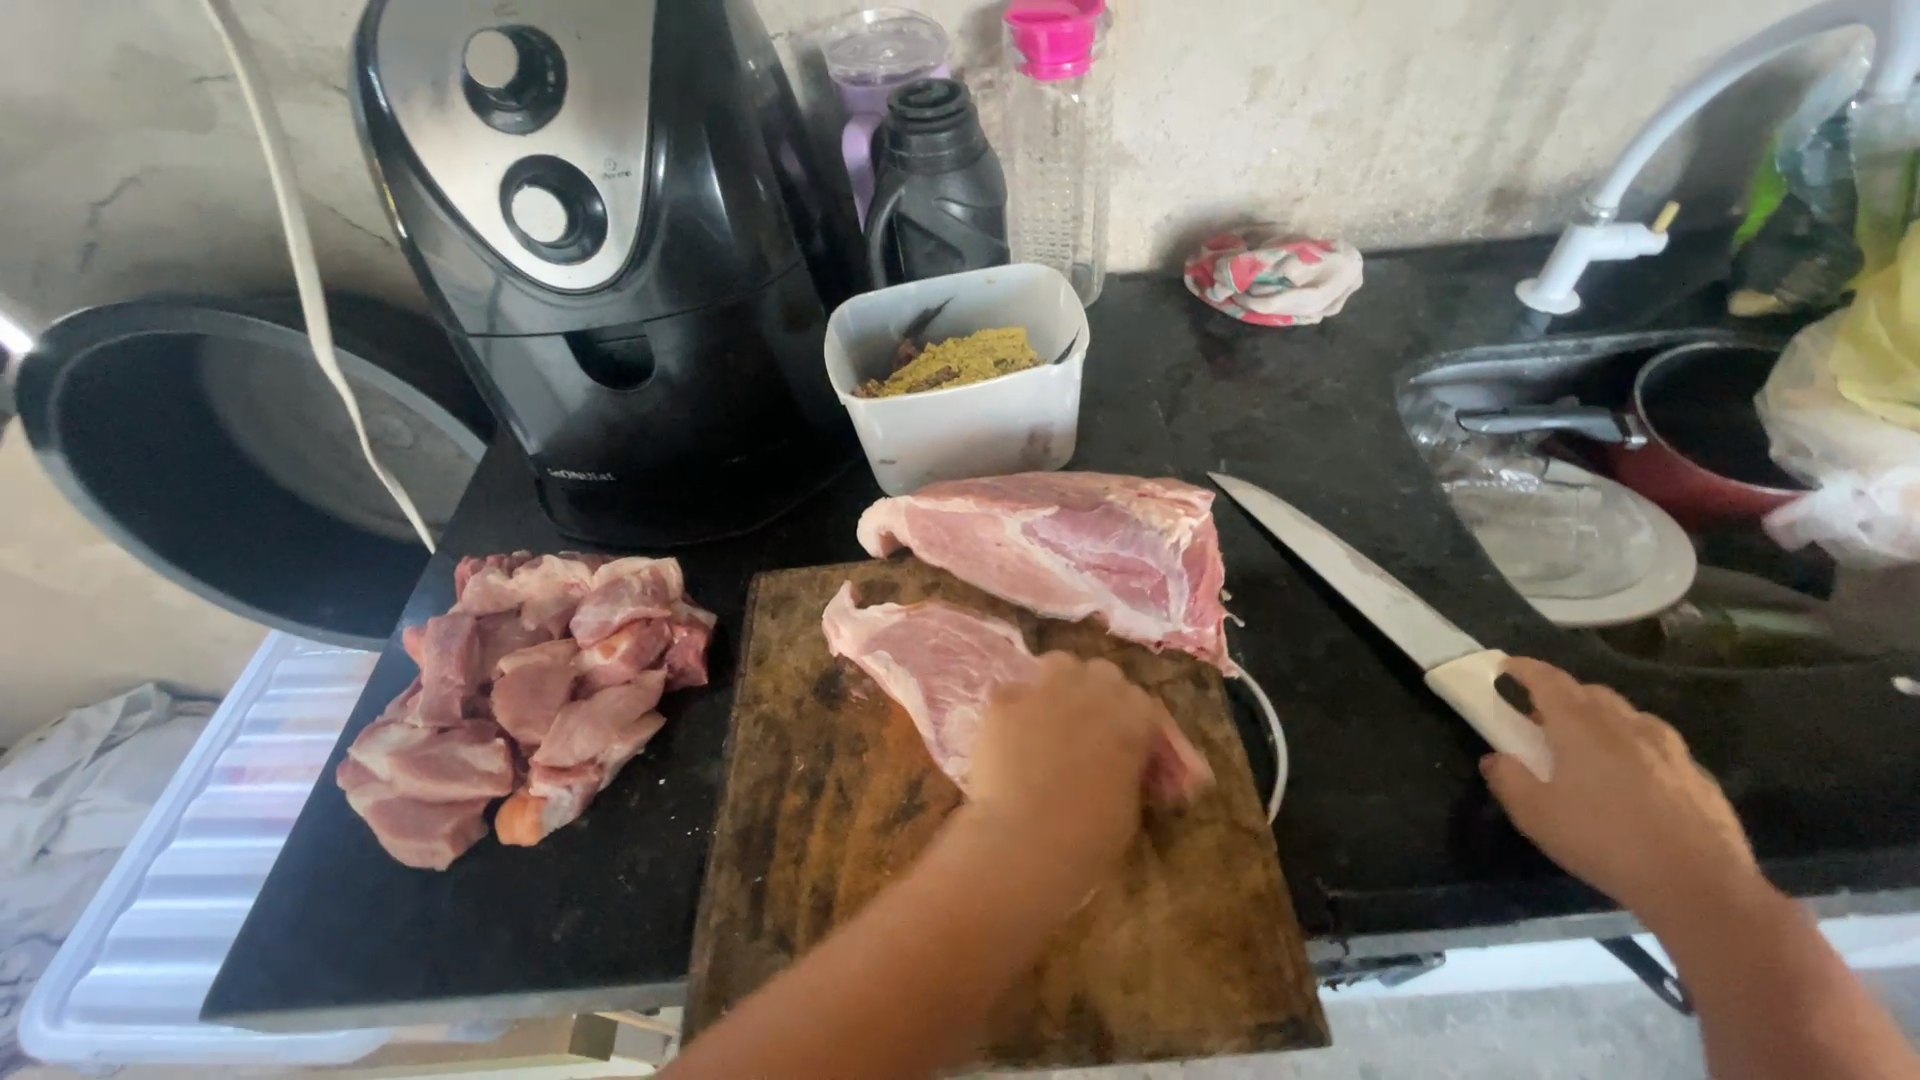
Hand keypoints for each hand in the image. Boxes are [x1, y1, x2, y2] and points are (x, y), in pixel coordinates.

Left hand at [962, 653, 1165, 887]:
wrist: (1024, 841)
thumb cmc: (1089, 836)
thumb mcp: (1130, 804)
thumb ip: (1130, 767)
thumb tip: (1124, 764)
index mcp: (1132, 718)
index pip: (1143, 704)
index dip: (1134, 724)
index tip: (1128, 745)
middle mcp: (1091, 692)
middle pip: (1103, 673)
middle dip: (1100, 694)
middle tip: (1091, 726)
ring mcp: (1044, 691)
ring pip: (1059, 664)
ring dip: (1061, 684)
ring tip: (1053, 714)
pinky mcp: (1003, 701)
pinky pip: (1012, 692)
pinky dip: (1015, 708)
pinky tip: (1011, 733)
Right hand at [1482, 658, 1765, 928]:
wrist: (1700, 886)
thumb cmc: (1604, 841)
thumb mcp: (1534, 814)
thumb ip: (1508, 778)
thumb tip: (1497, 758)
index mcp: (1582, 727)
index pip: (1549, 681)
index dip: (1524, 669)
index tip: (1505, 667)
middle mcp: (1627, 726)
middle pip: (1590, 693)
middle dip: (1561, 695)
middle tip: (1540, 718)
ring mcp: (1670, 750)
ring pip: (1628, 716)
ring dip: (1601, 719)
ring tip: (1587, 745)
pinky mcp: (1698, 777)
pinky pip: (1657, 747)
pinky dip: (1634, 747)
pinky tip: (1632, 778)